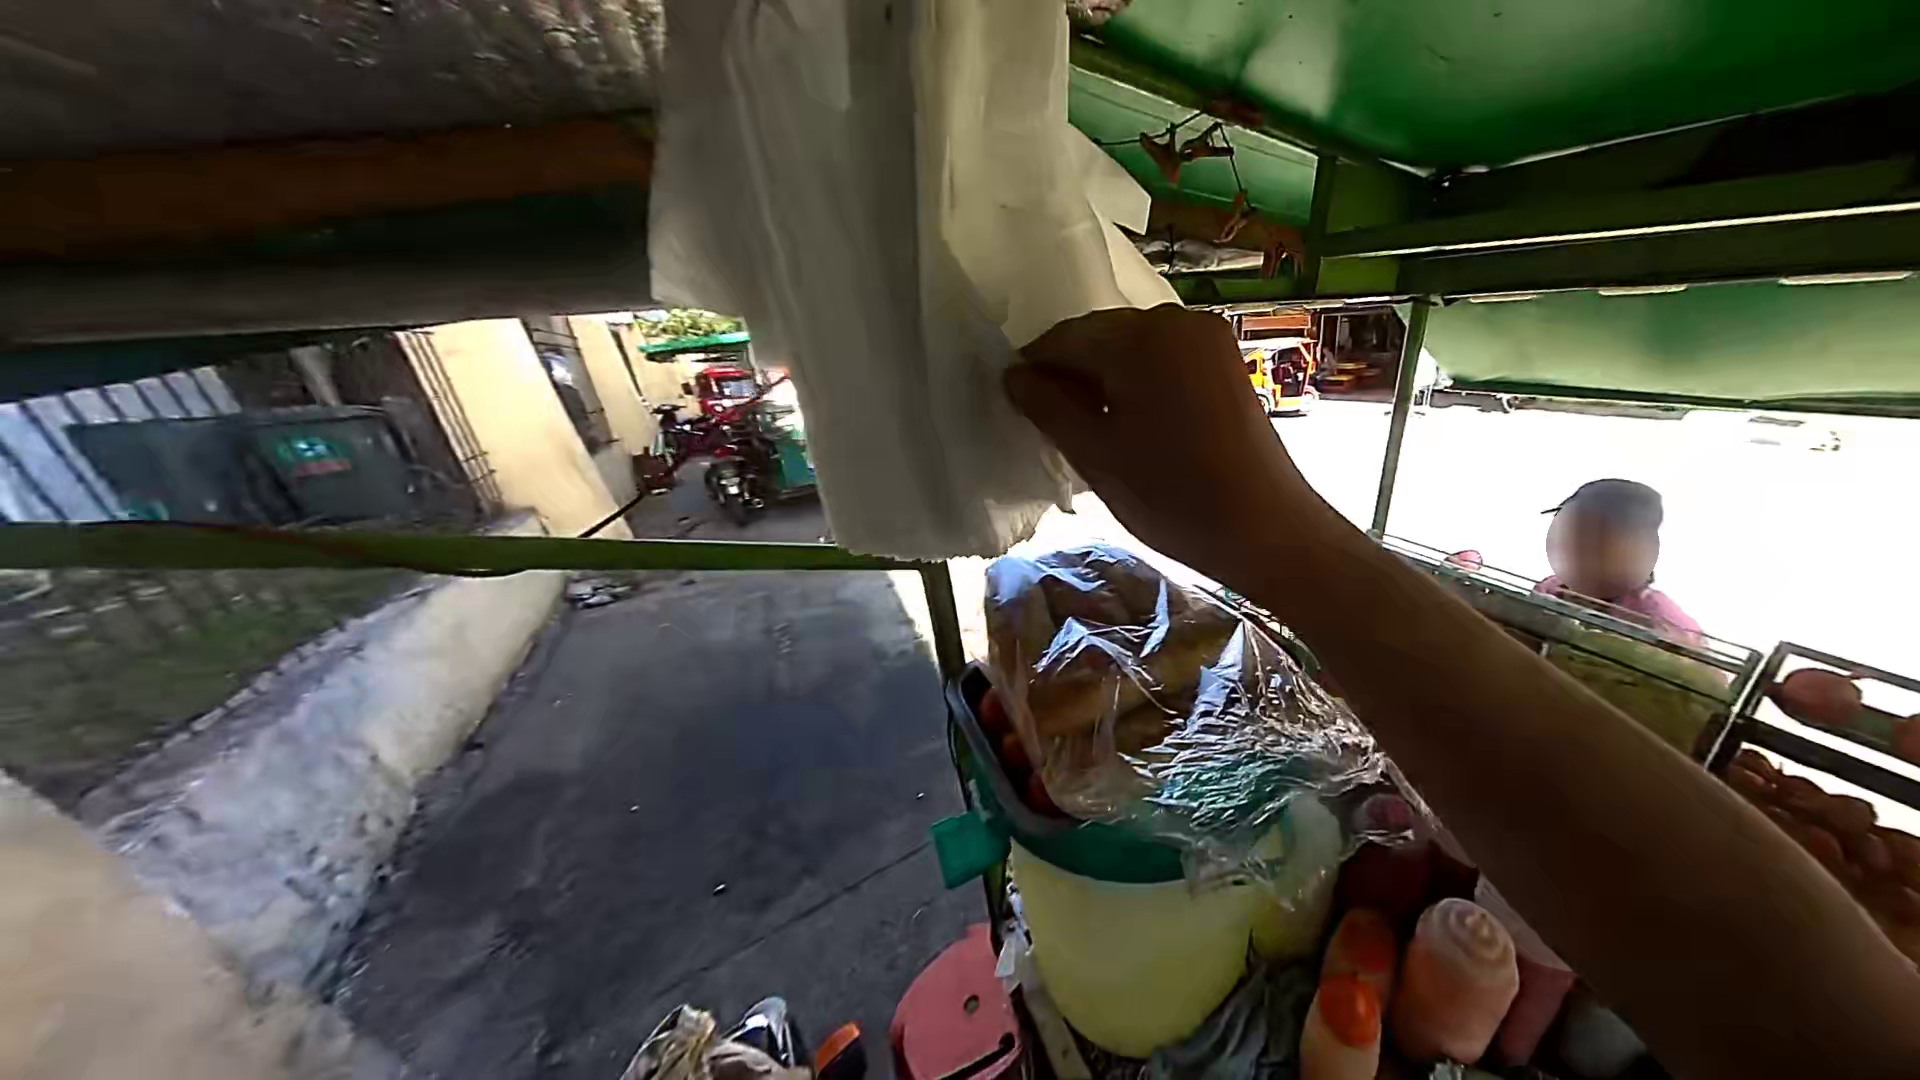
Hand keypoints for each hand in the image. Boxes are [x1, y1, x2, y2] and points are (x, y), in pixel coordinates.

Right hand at [1007, 304, 1325, 573]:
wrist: (1265, 529)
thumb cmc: (1170, 496)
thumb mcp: (1094, 453)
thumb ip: (1047, 407)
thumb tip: (1013, 376)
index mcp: (1139, 338)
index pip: (1063, 339)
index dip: (1033, 370)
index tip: (1018, 407)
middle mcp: (1175, 321)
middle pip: (1098, 336)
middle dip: (1069, 373)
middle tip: (1052, 423)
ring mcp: (1206, 338)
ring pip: (1130, 347)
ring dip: (1101, 377)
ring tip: (1090, 426)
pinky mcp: (1224, 360)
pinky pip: (1161, 358)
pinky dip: (1135, 380)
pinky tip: (1128, 419)